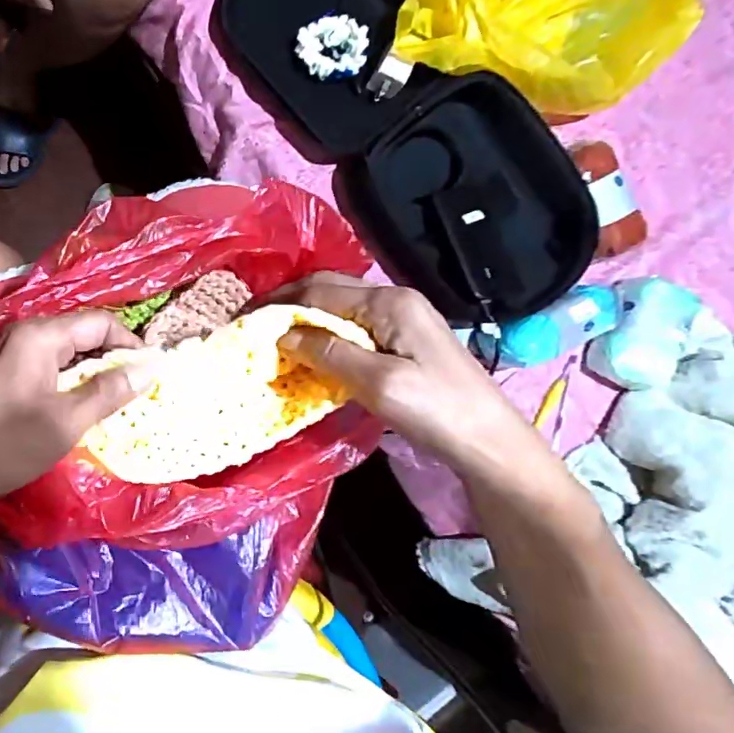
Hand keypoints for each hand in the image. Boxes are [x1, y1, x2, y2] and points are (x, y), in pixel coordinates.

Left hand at [0, 310, 149, 510]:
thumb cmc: (7, 444)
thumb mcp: (67, 421)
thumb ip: (110, 391)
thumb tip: (150, 368)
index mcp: (39, 336)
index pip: (99, 322)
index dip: (130, 344)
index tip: (150, 372)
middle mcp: (22, 334)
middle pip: (80, 333)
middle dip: (112, 357)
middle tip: (136, 387)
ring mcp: (7, 353)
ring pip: (63, 351)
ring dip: (91, 370)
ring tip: (114, 398)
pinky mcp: (0, 373)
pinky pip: (45, 365)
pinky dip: (68, 379)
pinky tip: (80, 404)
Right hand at [270, 273, 539, 474]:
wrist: (490, 441)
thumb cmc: (437, 411)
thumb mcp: (378, 383)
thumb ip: (329, 354)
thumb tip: (283, 335)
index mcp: (389, 302)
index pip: (319, 290)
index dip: (278, 303)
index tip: (242, 320)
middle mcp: (394, 298)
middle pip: (328, 291)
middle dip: (287, 305)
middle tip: (251, 327)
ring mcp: (402, 317)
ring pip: (339, 308)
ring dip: (304, 320)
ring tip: (272, 339)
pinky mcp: (404, 339)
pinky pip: (353, 326)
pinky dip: (324, 335)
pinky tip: (310, 352)